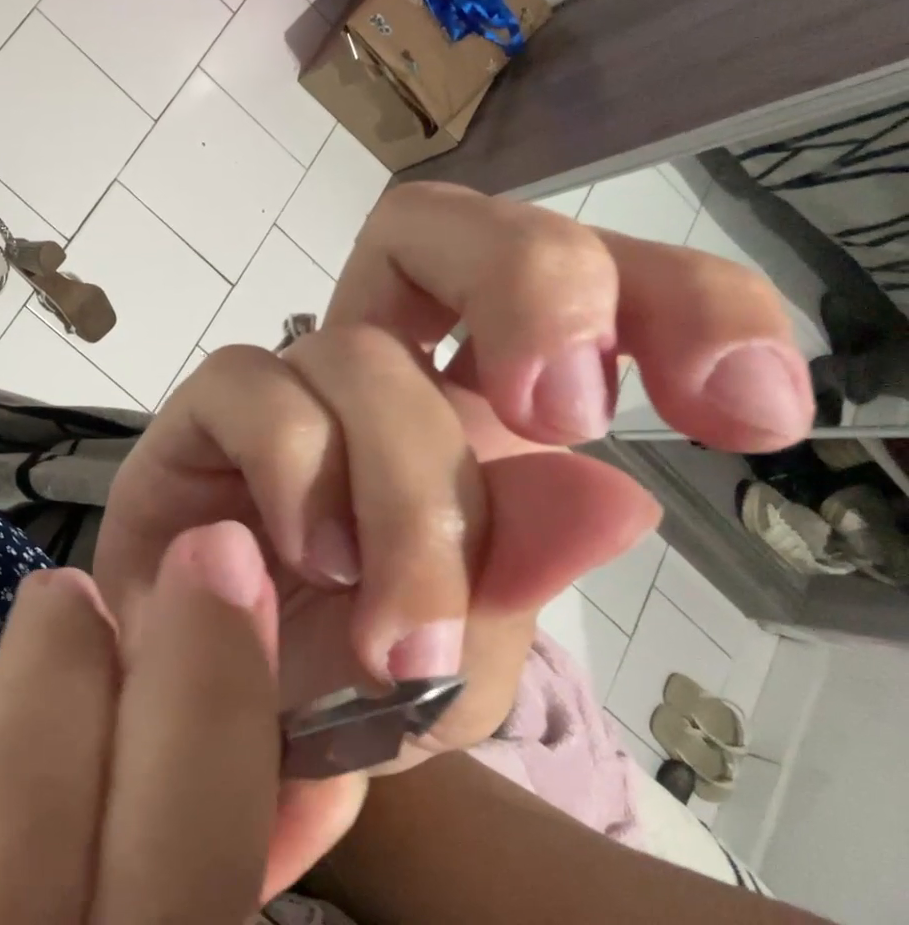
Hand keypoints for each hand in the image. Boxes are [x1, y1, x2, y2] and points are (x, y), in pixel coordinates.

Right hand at [92, 181, 812, 893]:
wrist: (215, 713)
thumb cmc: (339, 685)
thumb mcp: (468, 663)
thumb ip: (526, 575)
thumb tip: (610, 495)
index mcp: (475, 413)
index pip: (578, 290)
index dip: (679, 298)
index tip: (745, 413)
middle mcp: (375, 378)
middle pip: (435, 227)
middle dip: (530, 285)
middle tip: (559, 416)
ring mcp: (278, 390)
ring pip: (355, 351)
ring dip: (402, 491)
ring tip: (401, 632)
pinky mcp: (195, 419)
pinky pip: (251, 388)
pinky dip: (298, 474)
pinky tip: (302, 559)